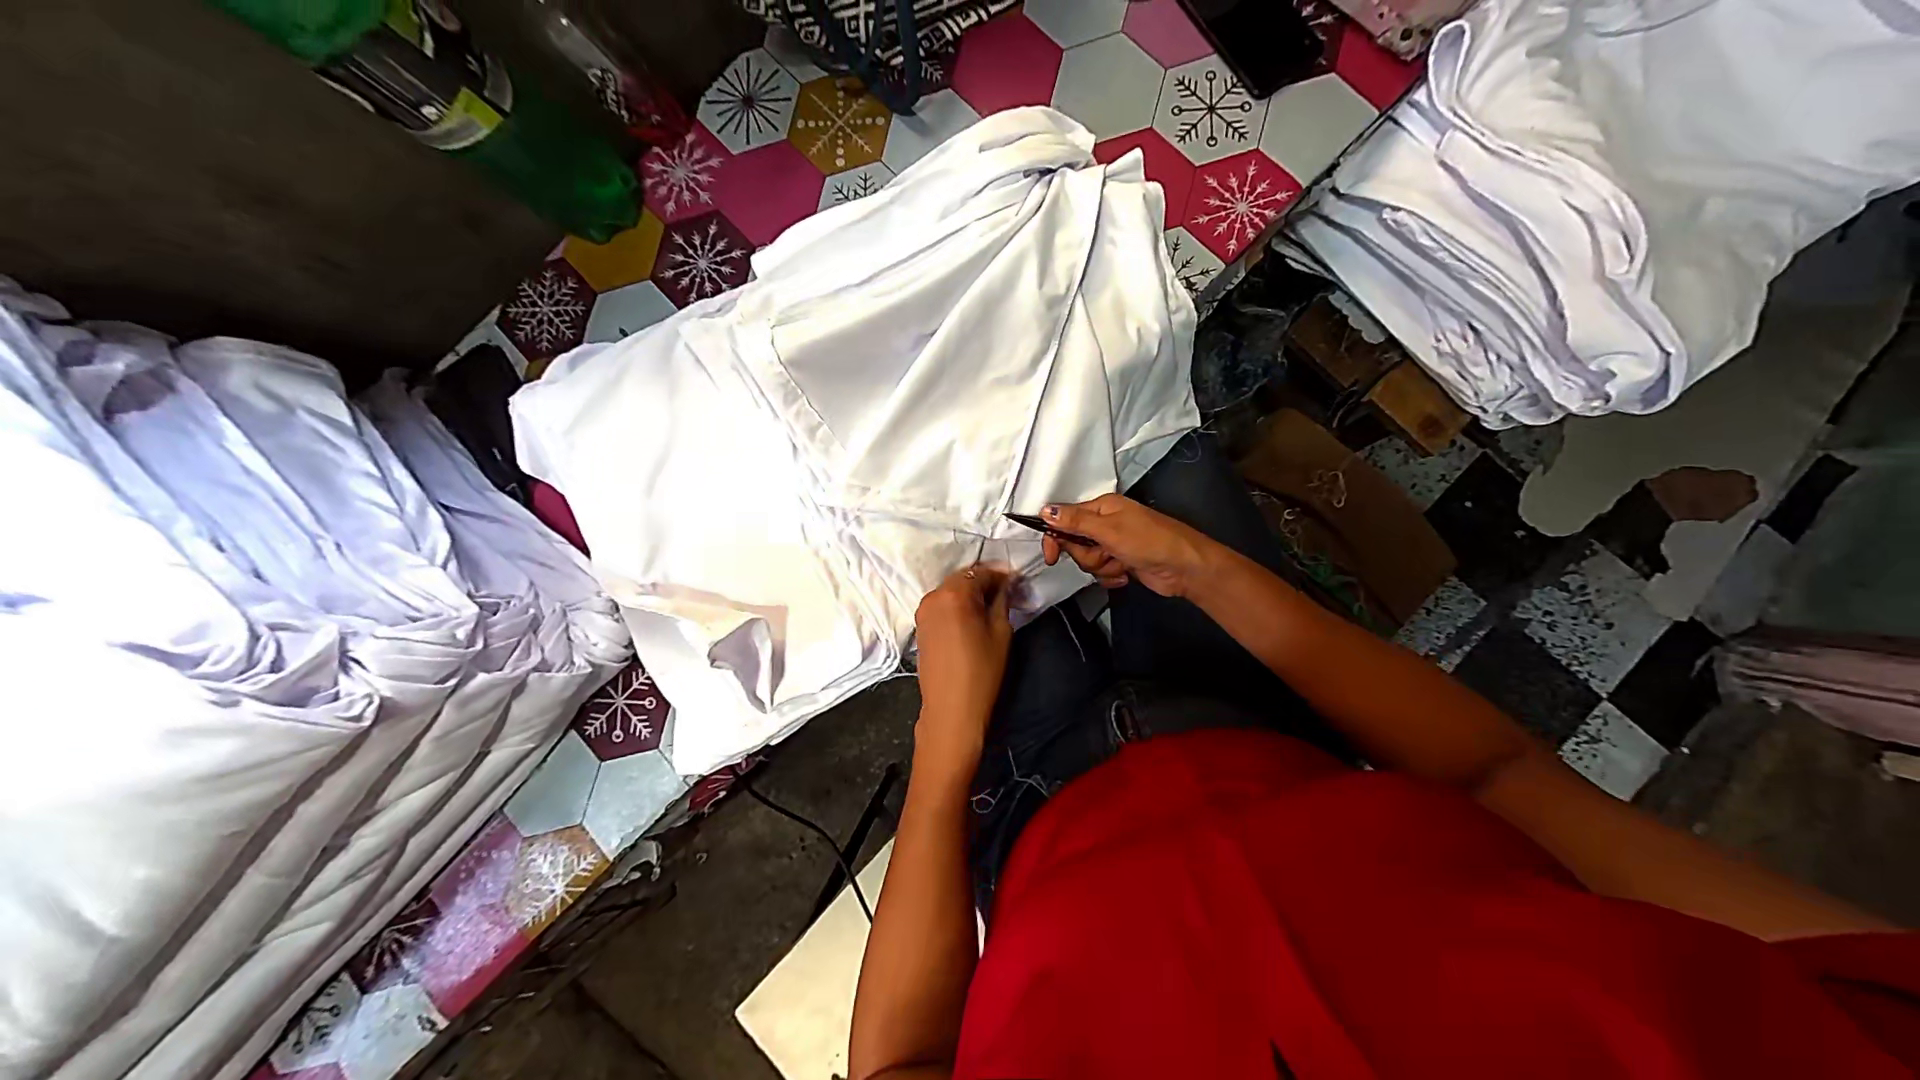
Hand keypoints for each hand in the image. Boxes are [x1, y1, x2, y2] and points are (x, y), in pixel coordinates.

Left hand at [912, 565, 1013, 765]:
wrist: (952, 709)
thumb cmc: (981, 671)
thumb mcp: (1001, 631)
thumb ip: (1002, 600)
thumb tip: (1006, 585)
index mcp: (953, 594)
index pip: (981, 572)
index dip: (1002, 576)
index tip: (1017, 582)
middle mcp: (933, 597)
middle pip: (963, 579)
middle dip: (985, 583)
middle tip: (1007, 594)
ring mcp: (923, 613)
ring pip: (951, 592)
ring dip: (970, 595)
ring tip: (991, 608)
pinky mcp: (920, 627)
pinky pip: (942, 607)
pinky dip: (957, 607)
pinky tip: (973, 619)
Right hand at [1040, 494, 1218, 597]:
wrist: (1184, 568)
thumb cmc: (1150, 541)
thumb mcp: (1108, 529)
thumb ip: (1074, 521)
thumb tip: (1044, 510)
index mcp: (1102, 507)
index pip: (1065, 520)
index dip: (1056, 538)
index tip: (1051, 556)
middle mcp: (1106, 523)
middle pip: (1075, 543)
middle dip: (1087, 555)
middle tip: (1105, 554)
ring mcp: (1114, 544)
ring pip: (1088, 561)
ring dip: (1102, 567)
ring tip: (1121, 564)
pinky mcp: (1121, 562)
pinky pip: (1102, 573)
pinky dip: (1111, 577)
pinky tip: (1126, 574)